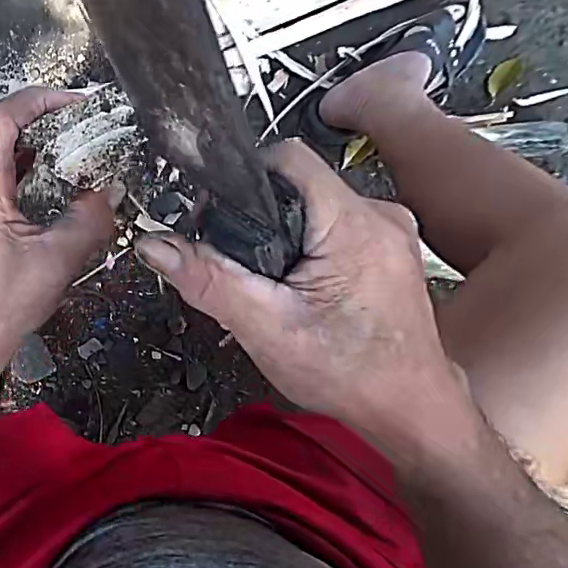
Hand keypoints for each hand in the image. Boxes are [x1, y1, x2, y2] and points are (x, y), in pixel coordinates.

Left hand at [0, 87, 118, 396]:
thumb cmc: (3, 309)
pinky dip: (12, 166)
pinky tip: (38, 175)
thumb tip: (109, 190)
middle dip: (38, 120)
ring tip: (64, 147)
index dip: (38, 101)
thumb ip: (89, 219)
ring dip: (26, 144)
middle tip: (76, 123)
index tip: (71, 101)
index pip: (0, 121)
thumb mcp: (58, 261)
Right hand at [134, 141, 474, 456]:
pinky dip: (315, 245)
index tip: (226, 218)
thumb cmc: (350, 375)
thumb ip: (209, 281)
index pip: (288, 158)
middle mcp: (380, 215)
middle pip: (300, 182)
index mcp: (352, 224)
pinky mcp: (392, 247)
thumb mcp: (266, 328)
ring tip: (281, 282)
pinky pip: (339, 224)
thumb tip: (158, 245)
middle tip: (253, 266)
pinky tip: (308, 286)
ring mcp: (392, 230)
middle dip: (266, 217)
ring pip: (318, 204)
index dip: (247, 179)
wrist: (409, 409)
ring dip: (290, 233)